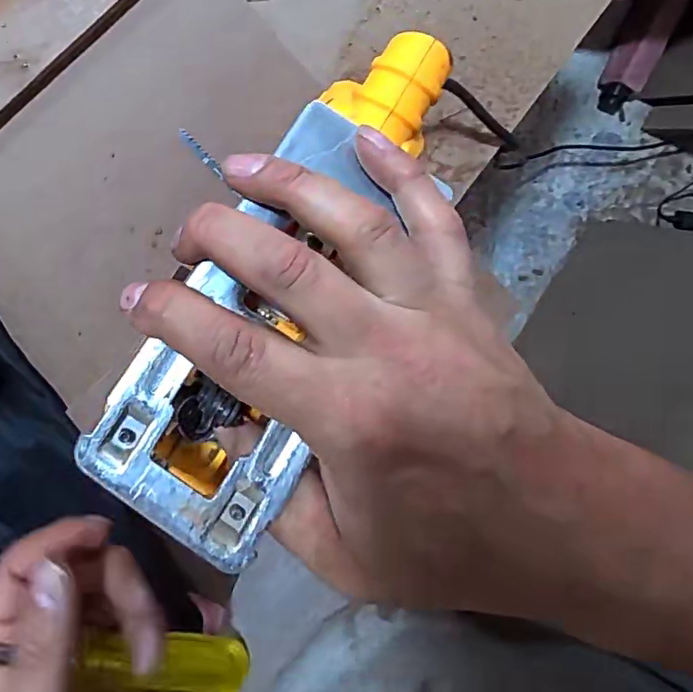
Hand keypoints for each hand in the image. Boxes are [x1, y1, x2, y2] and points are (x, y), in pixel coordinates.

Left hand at [0, 517, 165, 691]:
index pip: (19, 569)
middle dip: (124, 592)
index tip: (105, 534)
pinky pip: (143, 624)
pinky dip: (173, 616)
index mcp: (0, 648)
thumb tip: (55, 566)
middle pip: (80, 574)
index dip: (58, 540)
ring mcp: (81, 652)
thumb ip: (41, 649)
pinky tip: (203, 623)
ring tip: (170, 654)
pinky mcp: (117, 668)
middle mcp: (40, 638)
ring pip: (116, 595)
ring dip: (151, 607)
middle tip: (150, 647)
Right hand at [119, 125, 611, 617]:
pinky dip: (402, 171)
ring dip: (294, 185)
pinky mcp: (463, 291)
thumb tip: (229, 422)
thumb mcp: (342, 554)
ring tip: (244, 165)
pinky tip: (365, 137)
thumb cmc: (445, 545)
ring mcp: (430, 306)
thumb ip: (274, 490)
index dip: (177, 317)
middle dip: (222, 236)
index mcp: (348, 416)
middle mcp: (385, 345)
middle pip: (288, 267)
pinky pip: (435, 217)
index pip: (239, 351)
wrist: (555, 514)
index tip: (138, 295)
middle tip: (187, 234)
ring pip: (356, 223)